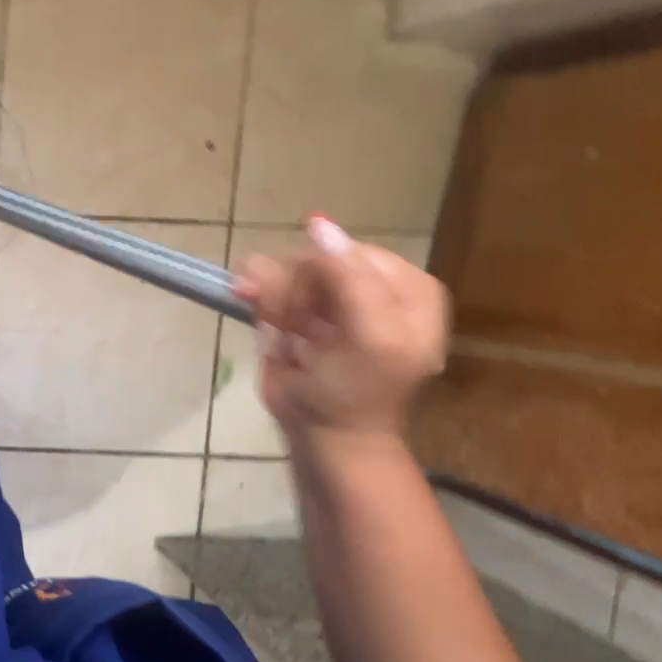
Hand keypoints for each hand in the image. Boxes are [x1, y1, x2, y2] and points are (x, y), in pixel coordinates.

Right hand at [233, 217, 448, 446]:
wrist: (325, 436)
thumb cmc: (356, 393)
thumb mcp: (371, 336)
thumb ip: (350, 278)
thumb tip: (319, 225)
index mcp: (404, 289)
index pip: (350, 254)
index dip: (324, 274)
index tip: (309, 308)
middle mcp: (367, 288)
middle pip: (316, 260)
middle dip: (294, 288)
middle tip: (289, 325)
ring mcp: (327, 300)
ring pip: (286, 270)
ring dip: (272, 295)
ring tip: (278, 331)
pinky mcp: (294, 313)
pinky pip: (269, 286)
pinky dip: (259, 298)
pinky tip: (257, 313)